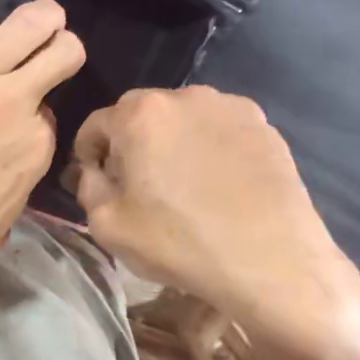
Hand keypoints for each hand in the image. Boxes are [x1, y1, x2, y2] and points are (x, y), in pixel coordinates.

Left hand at [0, 0, 83, 301]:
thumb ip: (9, 201)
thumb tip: (6, 188)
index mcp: (33, 148)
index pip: (48, 115)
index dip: (33, 116)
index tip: (12, 125)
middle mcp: (13, 103)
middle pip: (63, 53)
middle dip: (61, 51)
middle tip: (45, 56)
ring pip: (29, 22)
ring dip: (40, 17)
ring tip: (34, 21)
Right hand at [68, 86, 359, 355]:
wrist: (272, 263)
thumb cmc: (179, 242)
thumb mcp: (106, 224)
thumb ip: (87, 186)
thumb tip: (94, 171)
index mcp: (139, 114)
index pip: (95, 125)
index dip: (87, 154)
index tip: (95, 181)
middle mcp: (184, 96)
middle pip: (139, 114)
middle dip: (129, 143)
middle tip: (135, 183)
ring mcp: (230, 107)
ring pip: (181, 119)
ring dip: (169, 142)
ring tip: (180, 183)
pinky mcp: (265, 127)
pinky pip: (218, 130)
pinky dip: (208, 148)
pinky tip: (216, 185)